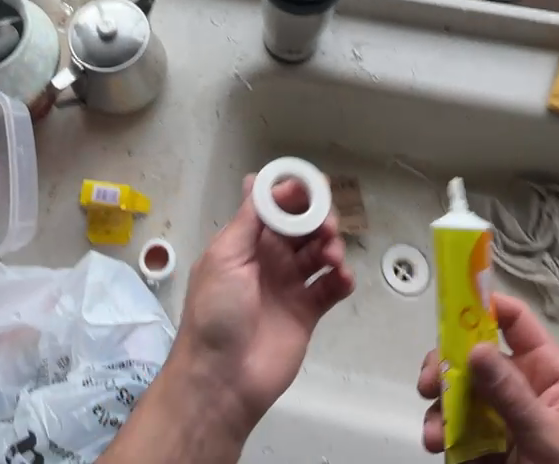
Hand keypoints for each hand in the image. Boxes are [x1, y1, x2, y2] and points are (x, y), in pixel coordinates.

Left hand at [168, 174, 355, 433]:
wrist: (221, 379)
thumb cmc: (216, 310)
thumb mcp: (225, 257)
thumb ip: (249, 219)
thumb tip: (258, 179)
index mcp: (245, 241)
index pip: (273, 206)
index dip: (292, 195)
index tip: (311, 189)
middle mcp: (269, 258)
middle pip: (301, 226)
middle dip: (317, 218)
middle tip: (327, 225)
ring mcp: (289, 285)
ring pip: (318, 252)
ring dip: (330, 246)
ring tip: (332, 256)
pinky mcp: (307, 313)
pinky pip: (330, 287)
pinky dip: (341, 278)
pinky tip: (342, 278)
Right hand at [418, 292, 558, 463]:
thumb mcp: (552, 442)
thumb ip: (514, 398)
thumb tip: (474, 348)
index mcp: (549, 377)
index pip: (515, 323)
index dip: (484, 306)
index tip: (450, 309)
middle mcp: (522, 389)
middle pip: (474, 354)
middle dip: (446, 365)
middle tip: (429, 384)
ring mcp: (502, 417)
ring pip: (458, 390)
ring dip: (440, 405)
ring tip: (435, 433)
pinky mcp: (486, 445)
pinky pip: (455, 426)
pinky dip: (441, 431)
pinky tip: (438, 445)